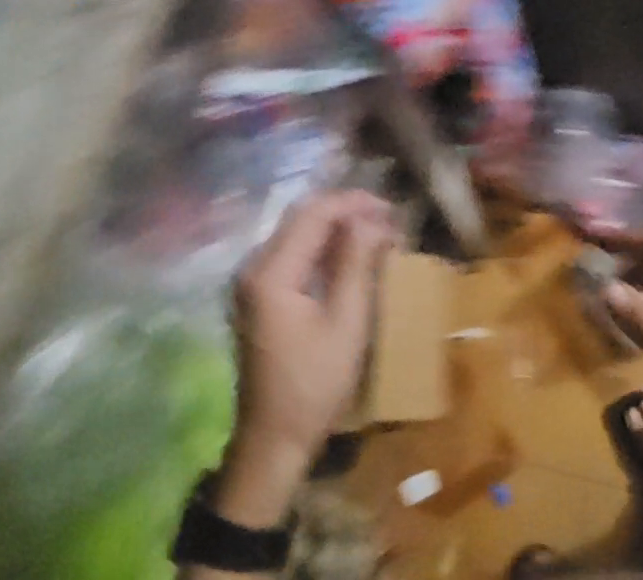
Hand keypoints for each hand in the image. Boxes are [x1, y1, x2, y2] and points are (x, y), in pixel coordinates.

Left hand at [214, 190, 396, 528]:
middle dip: (345, 211)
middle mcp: (252, 267)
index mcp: (270, 272)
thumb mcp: (346, 323)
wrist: (272, 439)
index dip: (353, 203)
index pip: (313, 214)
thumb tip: (373, 219)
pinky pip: (290, 254)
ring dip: (335, 227)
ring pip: (295, 233)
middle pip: (300, 218)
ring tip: (376, 233)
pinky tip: (349, 255)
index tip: (391, 208)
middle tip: (388, 219)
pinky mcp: (257, 295)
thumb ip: (356, 264)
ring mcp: (251, 281)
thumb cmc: (314, 386)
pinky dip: (321, 247)